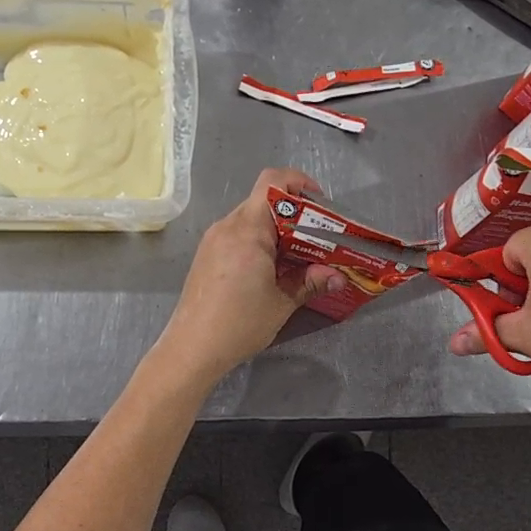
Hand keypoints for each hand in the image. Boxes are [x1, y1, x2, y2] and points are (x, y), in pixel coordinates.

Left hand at [159, 169, 345, 382]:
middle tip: (319, 240)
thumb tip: (338, 276)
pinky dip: (259, 244)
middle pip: (265, 203)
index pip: (273, 182)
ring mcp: (213, 241)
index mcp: (247, 230)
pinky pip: (238, 237)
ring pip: (251, 221)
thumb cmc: (239, 324)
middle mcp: (227, 227)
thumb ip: (310, 282)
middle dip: (295, 216)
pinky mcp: (206, 257)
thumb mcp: (281, 303)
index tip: (320, 205)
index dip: (300, 183)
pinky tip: (272, 271)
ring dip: (277, 233)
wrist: (191, 349)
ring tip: (299, 259)